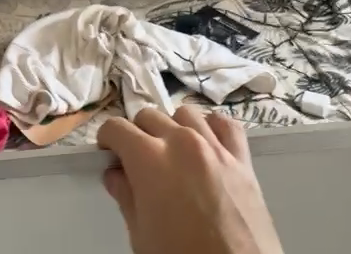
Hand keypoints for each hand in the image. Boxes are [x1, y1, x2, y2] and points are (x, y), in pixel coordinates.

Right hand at [97, 106, 284, 253]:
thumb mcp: (141, 236)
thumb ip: (126, 197)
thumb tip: (116, 176)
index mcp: (149, 158)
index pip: (116, 128)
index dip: (108, 140)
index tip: (109, 154)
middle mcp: (181, 141)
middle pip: (148, 116)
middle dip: (138, 134)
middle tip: (138, 161)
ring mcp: (214, 147)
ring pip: (184, 113)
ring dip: (173, 127)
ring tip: (173, 153)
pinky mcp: (242, 159)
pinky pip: (225, 125)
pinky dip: (213, 128)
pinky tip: (207, 145)